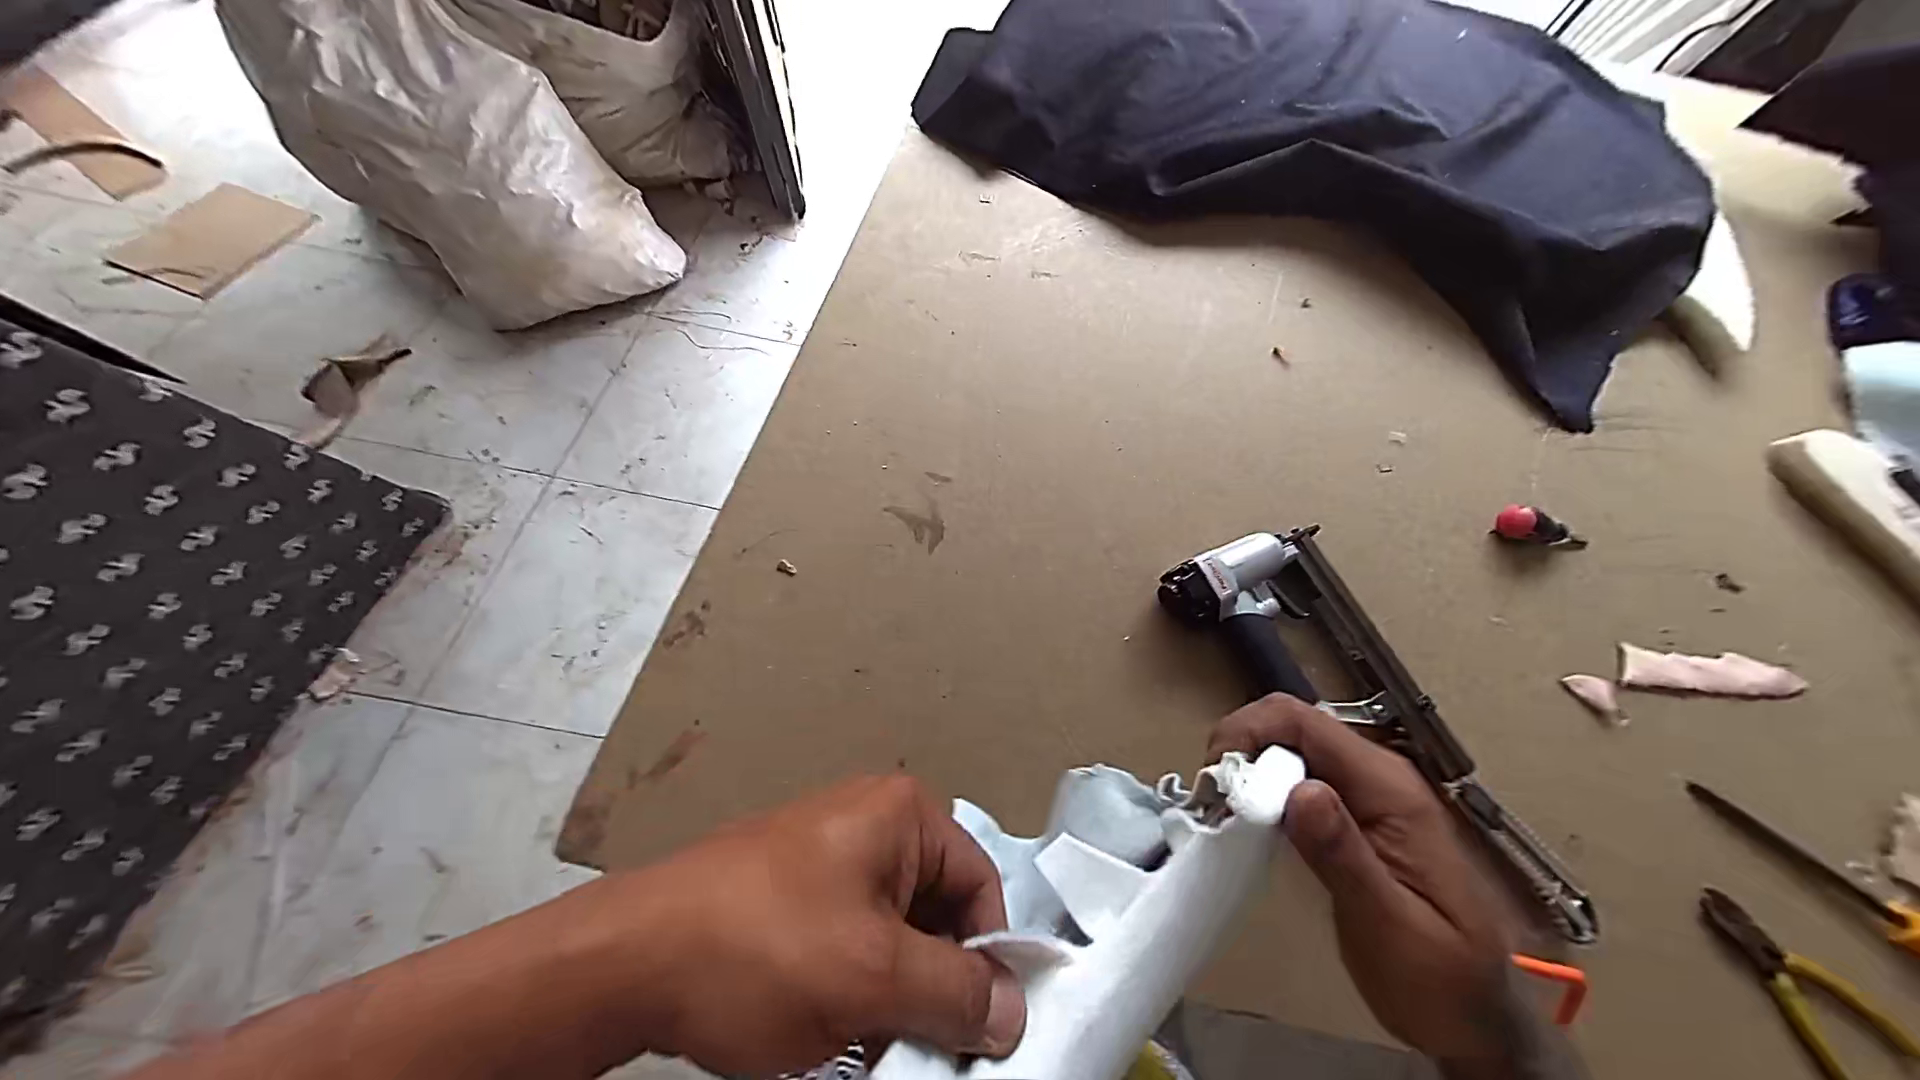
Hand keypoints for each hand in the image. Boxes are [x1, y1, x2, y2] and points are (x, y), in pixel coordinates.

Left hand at [603, 774, 1026, 1075]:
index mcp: (902, 815)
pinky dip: (859, 987)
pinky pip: (854, 937)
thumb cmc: (766, 948)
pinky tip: (835, 1031)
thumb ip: (956, 993)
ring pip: (896, 933)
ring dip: (896, 995)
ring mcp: (830, 855)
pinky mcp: (797, 890)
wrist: (634, 955)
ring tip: (870, 1044)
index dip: (988, 958)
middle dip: (936, 984)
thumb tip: (1014, 1009)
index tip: (979, 1029)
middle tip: (922, 1045)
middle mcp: (872, 822)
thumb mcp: (874, 977)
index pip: (979, 884)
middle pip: (938, 911)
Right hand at [1210, 694, 1512, 1061]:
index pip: (1304, 722)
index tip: (1215, 778)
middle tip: (1213, 801)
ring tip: (1223, 813)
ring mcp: (1361, 789)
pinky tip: (1247, 821)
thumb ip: (1344, 854)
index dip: (1247, 732)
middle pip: (1289, 724)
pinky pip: (1292, 774)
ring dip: (1245, 768)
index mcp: (1389, 788)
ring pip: (1286, 745)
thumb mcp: (1390, 925)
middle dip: (1240, 748)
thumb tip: (1299, 790)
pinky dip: (1258, 787)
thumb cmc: (1437, 979)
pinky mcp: (1346, 808)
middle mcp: (1375, 774)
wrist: (1472, 1016)